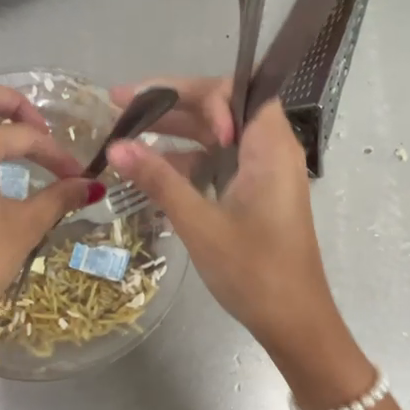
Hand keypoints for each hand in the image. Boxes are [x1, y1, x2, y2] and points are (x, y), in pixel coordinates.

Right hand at [105, 78, 340, 352]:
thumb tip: (116, 147)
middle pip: (221, 109)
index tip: (153, 112)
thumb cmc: (253, 272)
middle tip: (119, 107)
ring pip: (217, 139)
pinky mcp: (256, 198)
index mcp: (269, 146)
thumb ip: (159, 180)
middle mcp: (271, 150)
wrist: (293, 321)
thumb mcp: (199, 224)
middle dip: (171, 108)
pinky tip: (154, 178)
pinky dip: (189, 167)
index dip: (189, 92)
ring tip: (127, 143)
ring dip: (176, 138)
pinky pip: (220, 167)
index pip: (232, 89)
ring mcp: (264, 175)